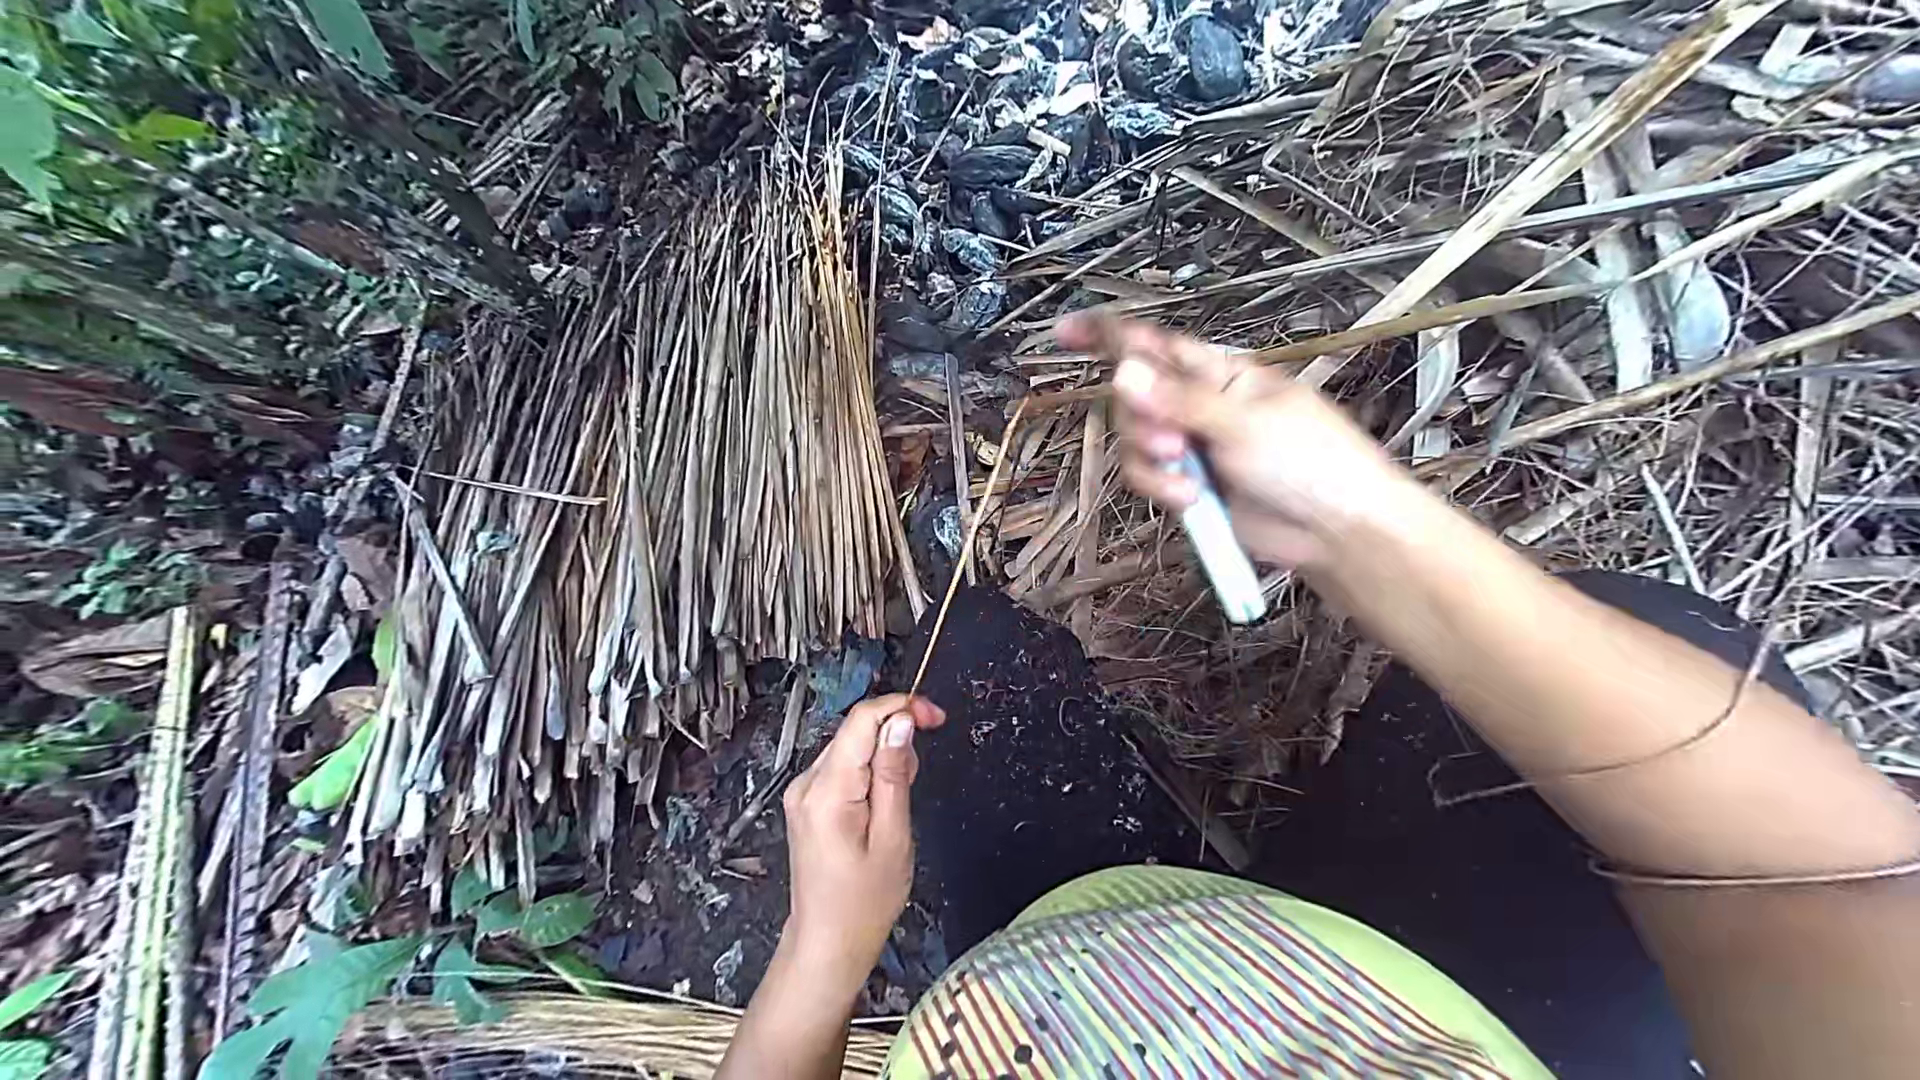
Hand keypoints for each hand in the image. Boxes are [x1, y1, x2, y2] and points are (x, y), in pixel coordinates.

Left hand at [779, 693, 946, 994]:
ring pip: (852, 744)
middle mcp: (806, 782)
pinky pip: (844, 764)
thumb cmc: (865, 901)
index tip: (935, 716)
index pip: (861, 720)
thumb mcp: (893, 837)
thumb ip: (894, 773)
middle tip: (919, 774)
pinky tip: (881, 802)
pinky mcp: (807, 798)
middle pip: (856, 729)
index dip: (901, 706)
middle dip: (896, 736)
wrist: (827, 944)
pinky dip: (870, 770)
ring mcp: (802, 790)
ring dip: (884, 755)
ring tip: (899, 800)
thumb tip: (901, 720)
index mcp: (827, 791)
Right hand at [1060, 314, 1413, 567]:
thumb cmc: (1313, 463)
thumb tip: (1124, 373)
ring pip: (1135, 443)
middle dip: (1144, 423)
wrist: (1333, 532)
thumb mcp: (1243, 423)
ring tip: (1187, 478)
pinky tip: (1191, 498)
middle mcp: (1199, 406)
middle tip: (1174, 442)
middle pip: (1134, 400)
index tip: (1065, 332)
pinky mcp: (1185, 484)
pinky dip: (1161, 488)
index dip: (1108, 336)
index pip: (1155, 346)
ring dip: (1152, 462)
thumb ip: (1179, 401)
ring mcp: (1191, 447)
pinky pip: (1147, 477)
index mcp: (1221, 374)